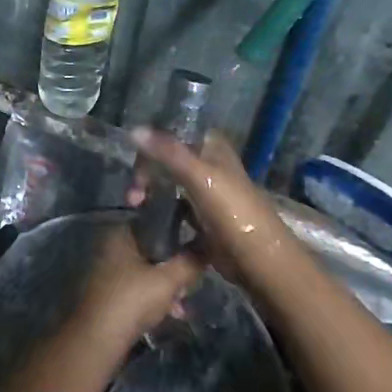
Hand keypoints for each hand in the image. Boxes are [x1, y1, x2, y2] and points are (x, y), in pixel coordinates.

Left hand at [76, 225, 202, 343]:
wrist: (98, 337)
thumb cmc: (132, 299)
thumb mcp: (168, 280)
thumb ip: (189, 263)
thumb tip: (208, 248)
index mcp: (121, 233)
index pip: (154, 223)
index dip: (176, 235)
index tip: (194, 250)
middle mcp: (111, 247)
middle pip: (152, 250)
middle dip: (173, 269)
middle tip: (188, 285)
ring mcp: (108, 270)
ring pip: (146, 271)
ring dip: (165, 287)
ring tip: (181, 307)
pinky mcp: (108, 293)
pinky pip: (137, 288)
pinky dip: (153, 298)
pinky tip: (168, 314)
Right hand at [130, 129, 295, 289]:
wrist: (259, 260)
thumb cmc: (232, 211)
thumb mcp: (199, 176)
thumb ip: (167, 152)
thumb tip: (133, 130)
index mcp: (211, 146)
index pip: (173, 132)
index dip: (150, 142)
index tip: (134, 164)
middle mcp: (208, 163)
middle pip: (167, 158)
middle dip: (146, 173)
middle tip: (133, 195)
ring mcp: (205, 190)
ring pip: (169, 182)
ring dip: (150, 191)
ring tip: (136, 206)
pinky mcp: (202, 216)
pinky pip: (174, 206)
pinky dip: (160, 209)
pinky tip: (148, 219)